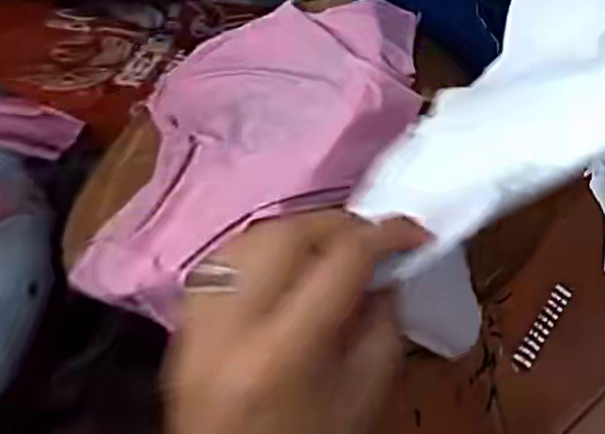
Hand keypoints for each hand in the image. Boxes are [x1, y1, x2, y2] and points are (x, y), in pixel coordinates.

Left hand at [164, 211, 429, 433]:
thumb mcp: (372, 380)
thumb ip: (385, 311)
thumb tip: (388, 265)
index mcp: (283, 350)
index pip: (345, 256)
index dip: (392, 233)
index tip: (419, 236)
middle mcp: (229, 334)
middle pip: (290, 235)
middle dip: (344, 225)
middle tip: (374, 242)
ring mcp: (197, 335)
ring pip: (251, 240)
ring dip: (303, 231)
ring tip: (334, 250)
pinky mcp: (184, 336)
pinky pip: (224, 265)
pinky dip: (265, 251)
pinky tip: (291, 266)